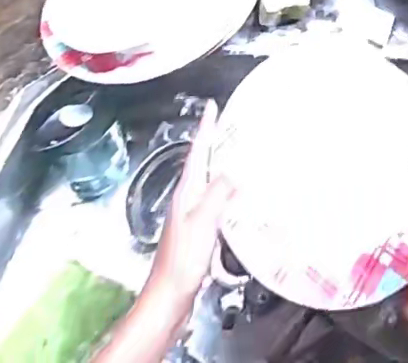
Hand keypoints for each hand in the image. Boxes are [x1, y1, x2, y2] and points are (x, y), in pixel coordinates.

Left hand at [94, 101, 236, 362]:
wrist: (167, 300)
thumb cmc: (182, 261)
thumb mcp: (203, 221)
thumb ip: (218, 192)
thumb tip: (233, 169)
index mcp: (187, 191)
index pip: (198, 152)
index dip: (205, 128)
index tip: (211, 106)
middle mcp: (187, 199)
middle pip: (203, 162)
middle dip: (215, 141)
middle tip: (232, 123)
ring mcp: (191, 215)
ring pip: (210, 180)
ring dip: (222, 164)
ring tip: (240, 151)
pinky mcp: (198, 231)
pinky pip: (215, 199)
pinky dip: (227, 189)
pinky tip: (239, 195)